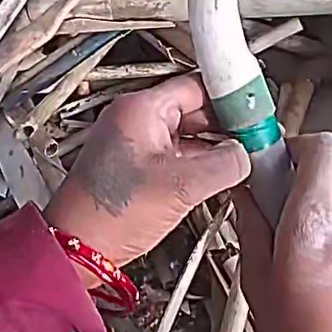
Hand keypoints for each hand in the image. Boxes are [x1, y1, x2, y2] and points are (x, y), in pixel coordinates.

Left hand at [47, 76, 249, 273]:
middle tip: (252, 140)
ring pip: (185, 134)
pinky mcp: (133, 167)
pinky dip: (195, 163)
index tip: (253, 110)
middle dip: (225, 125)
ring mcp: (132, 143)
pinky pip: (173, 154)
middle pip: (193, 108)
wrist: (78, 246)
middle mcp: (133, 120)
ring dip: (212, 147)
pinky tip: (214, 178)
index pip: (196, 85)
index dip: (230, 97)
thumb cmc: (108, 214)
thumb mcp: (181, 186)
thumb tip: (245, 155)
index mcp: (140, 110)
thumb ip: (225, 164)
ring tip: (238, 161)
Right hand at [234, 133, 331, 331]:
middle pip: (320, 167)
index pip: (320, 148)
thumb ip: (250, 224)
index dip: (288, 142)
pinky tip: (299, 251)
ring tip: (279, 234)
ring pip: (327, 191)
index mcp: (311, 221)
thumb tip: (244, 193)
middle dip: (287, 175)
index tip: (262, 152)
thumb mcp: (255, 274)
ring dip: (301, 199)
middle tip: (263, 198)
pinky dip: (315, 220)